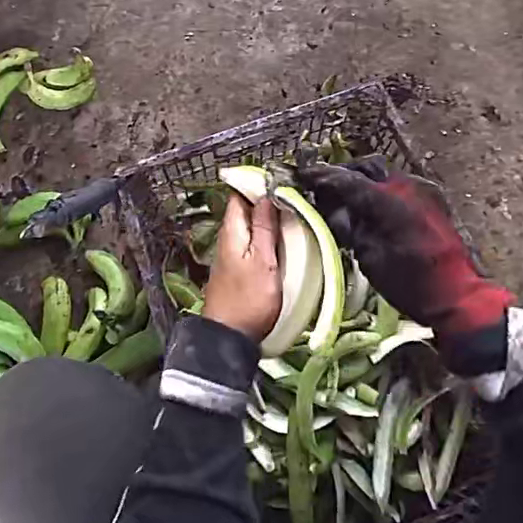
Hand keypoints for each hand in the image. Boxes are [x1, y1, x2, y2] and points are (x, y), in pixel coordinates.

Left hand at [202, 193, 280, 340]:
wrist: (230, 338)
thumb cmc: (248, 299)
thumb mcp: (263, 260)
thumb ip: (265, 227)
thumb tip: (267, 195)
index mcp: (232, 230)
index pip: (239, 193)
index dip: (258, 185)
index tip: (282, 184)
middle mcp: (228, 237)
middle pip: (247, 209)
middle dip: (268, 202)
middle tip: (294, 201)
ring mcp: (231, 253)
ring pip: (251, 226)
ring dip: (269, 221)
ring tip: (293, 219)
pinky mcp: (237, 267)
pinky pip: (252, 242)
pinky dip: (267, 238)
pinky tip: (282, 243)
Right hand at [297, 159, 511, 342]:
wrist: (458, 295)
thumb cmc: (409, 282)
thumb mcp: (368, 256)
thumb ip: (349, 227)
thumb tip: (334, 211)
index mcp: (386, 199)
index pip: (346, 179)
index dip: (321, 177)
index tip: (302, 175)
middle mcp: (406, 185)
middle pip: (367, 167)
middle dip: (344, 174)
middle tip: (325, 188)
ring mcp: (423, 190)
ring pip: (385, 175)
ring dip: (365, 182)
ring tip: (349, 200)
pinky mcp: (432, 200)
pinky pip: (401, 187)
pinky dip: (382, 192)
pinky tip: (373, 210)